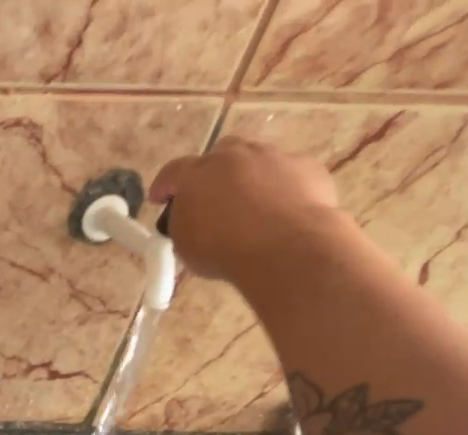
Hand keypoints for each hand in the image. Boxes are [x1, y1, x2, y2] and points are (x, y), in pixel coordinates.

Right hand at [149, 137, 347, 283]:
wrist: (285, 247)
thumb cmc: (223, 249)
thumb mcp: (184, 243)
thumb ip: (183, 222)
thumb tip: (192, 217)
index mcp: (198, 174)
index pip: (172, 172)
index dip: (164, 186)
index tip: (160, 199)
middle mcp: (236, 156)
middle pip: (220, 153)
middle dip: (213, 172)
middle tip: (212, 197)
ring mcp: (275, 157)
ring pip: (257, 159)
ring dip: (250, 178)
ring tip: (250, 207)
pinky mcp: (307, 167)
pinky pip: (288, 174)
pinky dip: (281, 189)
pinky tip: (280, 213)